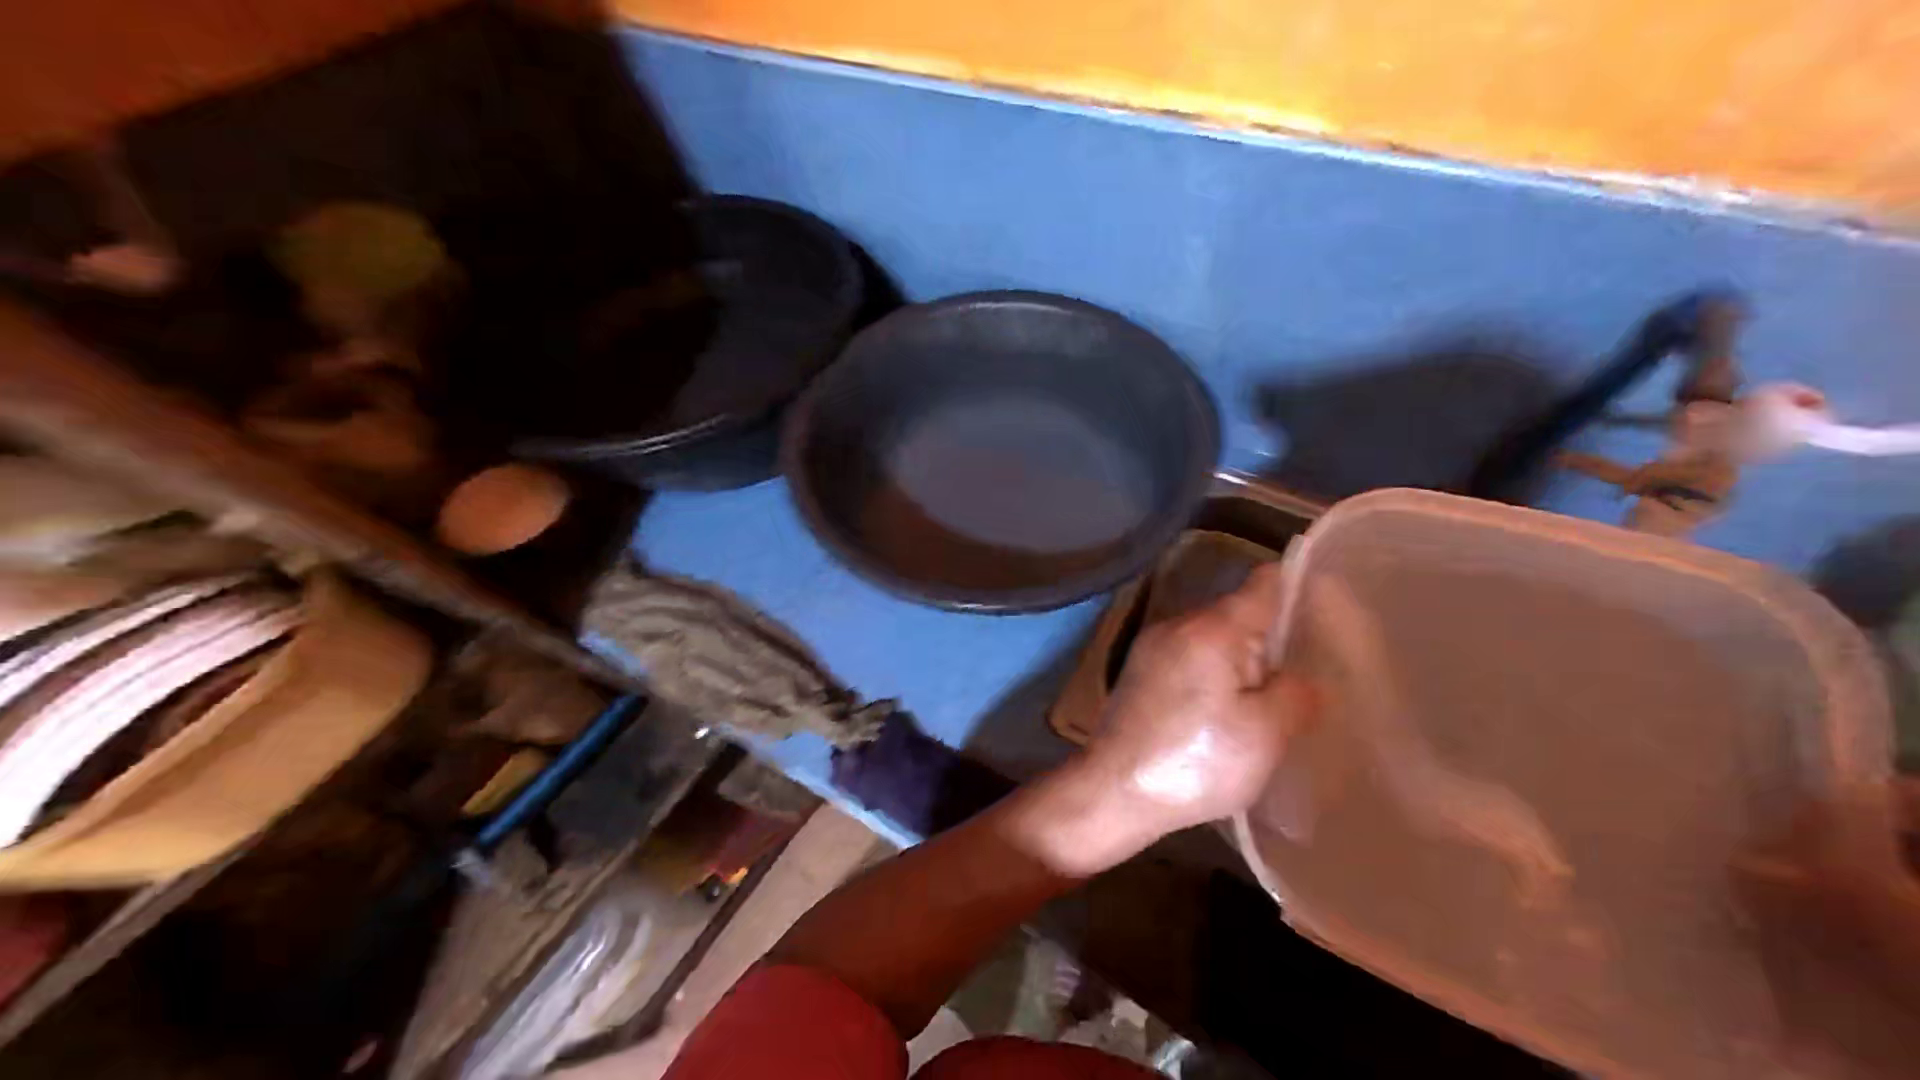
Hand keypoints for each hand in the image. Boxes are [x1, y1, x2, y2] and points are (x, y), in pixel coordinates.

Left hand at [1074, 562, 1314, 841]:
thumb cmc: (1195, 762)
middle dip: (1272, 639)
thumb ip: (1295, 692)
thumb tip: (1298, 676)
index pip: (1264, 584)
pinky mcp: (1139, 673)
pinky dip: (1213, 676)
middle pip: (1237, 613)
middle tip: (1305, 675)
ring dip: (1241, 662)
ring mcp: (1152, 647)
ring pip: (1212, 639)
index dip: (1300, 590)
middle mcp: (1177, 624)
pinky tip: (1224, 713)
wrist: (1113, 790)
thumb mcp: (1266, 734)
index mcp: (1211, 628)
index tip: (1330, 614)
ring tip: (1268, 701)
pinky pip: (1189, 659)